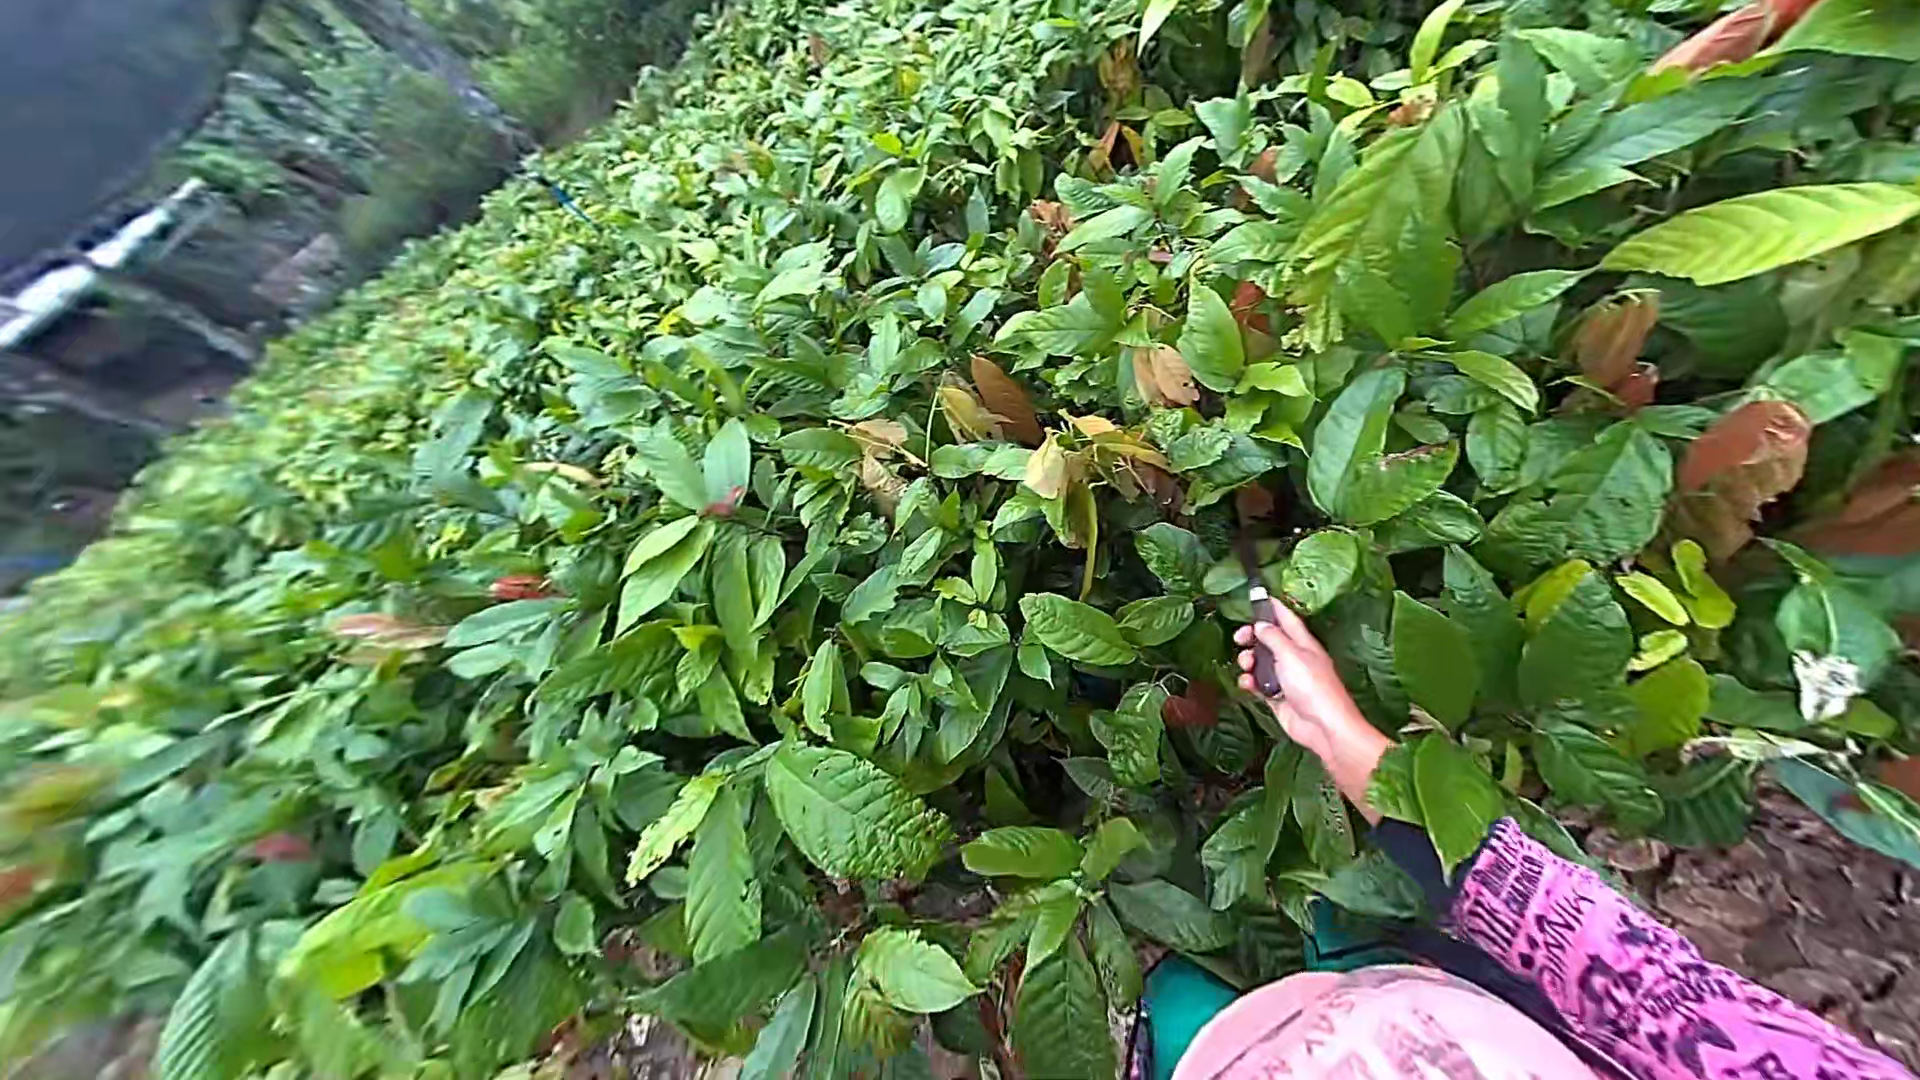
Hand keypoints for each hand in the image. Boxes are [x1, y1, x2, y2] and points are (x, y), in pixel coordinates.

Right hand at [1235, 603, 1393, 821]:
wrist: (1322, 727)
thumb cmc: (1313, 688)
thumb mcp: (1291, 655)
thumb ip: (1274, 638)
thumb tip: (1261, 625)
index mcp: (1303, 644)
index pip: (1286, 619)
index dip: (1273, 607)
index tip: (1258, 596)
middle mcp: (1294, 658)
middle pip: (1268, 639)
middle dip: (1252, 636)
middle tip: (1239, 637)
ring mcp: (1285, 677)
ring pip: (1260, 661)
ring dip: (1248, 660)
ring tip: (1246, 665)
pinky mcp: (1277, 696)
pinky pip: (1257, 683)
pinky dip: (1249, 681)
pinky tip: (1248, 684)